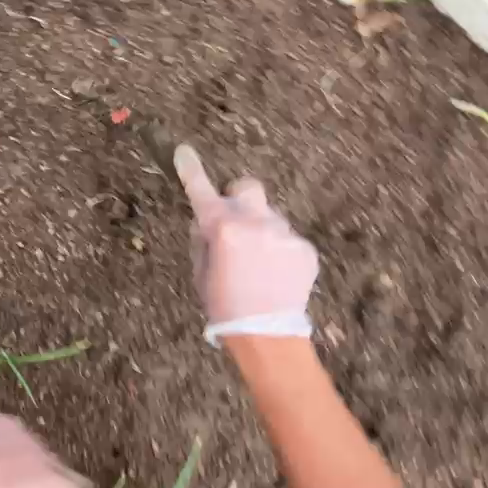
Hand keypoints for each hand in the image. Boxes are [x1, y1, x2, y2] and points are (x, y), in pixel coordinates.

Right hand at [174, 144, 320, 343]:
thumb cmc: (224, 306)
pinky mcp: (304, 248)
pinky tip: (274, 276)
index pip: (201, 190)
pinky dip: (278, 251)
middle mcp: (255, 221)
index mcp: (222, 228)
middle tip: (234, 224)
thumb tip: (207, 221)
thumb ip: (203, 239)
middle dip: (238, 199)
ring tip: (257, 266)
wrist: (267, 335)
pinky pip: (286, 239)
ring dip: (260, 231)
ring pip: (269, 217)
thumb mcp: (200, 272)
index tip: (183, 151)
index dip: (190, 169)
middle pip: (247, 187)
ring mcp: (283, 233)